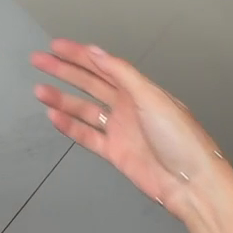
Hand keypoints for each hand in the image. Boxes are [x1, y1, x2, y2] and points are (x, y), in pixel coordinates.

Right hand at [31, 40, 226, 218]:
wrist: (193, 186)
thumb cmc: (180, 139)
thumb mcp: (152, 98)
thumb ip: (122, 73)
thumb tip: (95, 51)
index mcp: (139, 90)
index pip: (103, 66)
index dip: (79, 54)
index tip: (56, 46)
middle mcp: (127, 106)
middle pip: (89, 83)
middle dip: (63, 71)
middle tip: (39, 61)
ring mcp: (119, 129)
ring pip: (84, 109)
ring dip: (62, 98)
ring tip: (40, 91)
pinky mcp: (114, 152)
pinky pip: (86, 135)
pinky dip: (69, 126)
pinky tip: (54, 117)